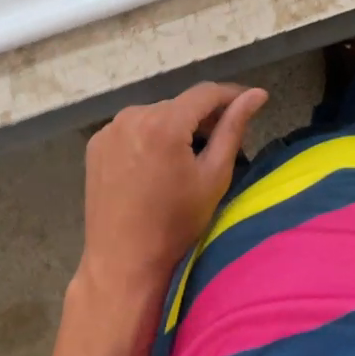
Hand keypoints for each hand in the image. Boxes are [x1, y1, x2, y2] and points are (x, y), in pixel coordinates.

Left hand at [77, 82, 268, 294]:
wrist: (123, 263)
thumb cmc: (176, 224)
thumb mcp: (214, 176)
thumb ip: (234, 128)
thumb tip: (257, 94)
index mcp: (164, 123)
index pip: (205, 92)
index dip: (231, 95)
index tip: (251, 102)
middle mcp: (133, 116)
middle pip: (180, 104)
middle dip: (204, 117)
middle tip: (223, 140)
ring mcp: (110, 129)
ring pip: (157, 114)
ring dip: (177, 126)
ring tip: (191, 154)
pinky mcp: (96, 144)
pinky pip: (134, 128)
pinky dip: (151, 136)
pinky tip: (158, 163)